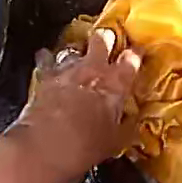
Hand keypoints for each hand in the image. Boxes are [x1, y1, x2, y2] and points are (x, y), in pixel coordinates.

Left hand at [7, 29, 141, 182]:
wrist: (46, 146)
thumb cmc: (87, 145)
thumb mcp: (115, 140)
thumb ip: (124, 127)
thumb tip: (132, 125)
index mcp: (116, 83)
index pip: (132, 59)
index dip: (136, 54)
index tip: (137, 52)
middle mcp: (93, 70)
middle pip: (101, 42)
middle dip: (105, 37)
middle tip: (107, 36)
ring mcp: (67, 71)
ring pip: (73, 49)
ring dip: (76, 50)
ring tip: (76, 50)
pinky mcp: (44, 78)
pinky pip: (46, 61)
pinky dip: (47, 59)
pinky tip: (44, 58)